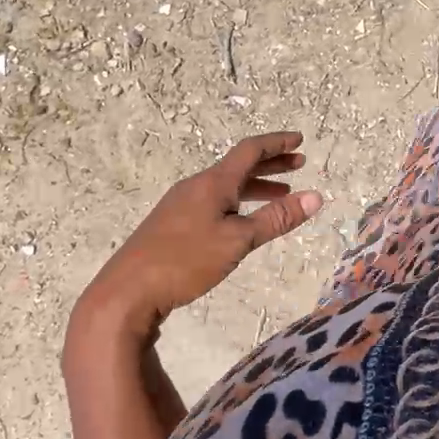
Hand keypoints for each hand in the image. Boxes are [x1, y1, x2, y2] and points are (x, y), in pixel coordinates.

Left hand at [77, 132, 323, 338]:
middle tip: (298, 164)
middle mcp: (195, 187)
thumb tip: (316, 196)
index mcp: (212, 183)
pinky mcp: (170, 227)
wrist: (122, 298)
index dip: (277, 144)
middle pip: (238, 166)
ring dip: (255, 185)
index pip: (250, 151)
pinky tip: (242, 220)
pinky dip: (237, 201)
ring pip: (225, 186)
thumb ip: (277, 218)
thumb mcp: (239, 240)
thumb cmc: (184, 262)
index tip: (299, 140)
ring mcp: (179, 207)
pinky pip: (213, 202)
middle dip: (270, 164)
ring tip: (279, 194)